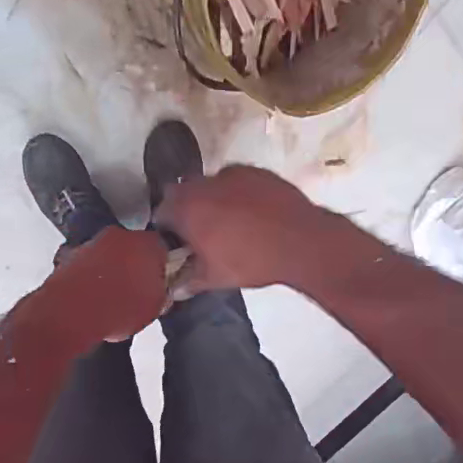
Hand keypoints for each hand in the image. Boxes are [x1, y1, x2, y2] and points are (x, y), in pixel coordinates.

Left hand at [16, 227, 168, 342]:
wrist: (70, 314)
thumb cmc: (118, 307)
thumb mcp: (156, 307)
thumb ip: (163, 292)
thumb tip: (161, 292)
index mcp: (148, 243)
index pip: (164, 248)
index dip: (165, 265)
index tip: (163, 280)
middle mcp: (120, 236)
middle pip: (135, 248)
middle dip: (137, 265)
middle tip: (140, 289)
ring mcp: (92, 243)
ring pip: (109, 254)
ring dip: (113, 269)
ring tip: (115, 298)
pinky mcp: (69, 255)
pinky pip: (88, 265)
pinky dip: (91, 276)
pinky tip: (94, 299)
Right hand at [157, 165, 350, 291]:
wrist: (302, 241)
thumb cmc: (252, 261)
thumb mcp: (215, 278)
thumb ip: (189, 282)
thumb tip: (175, 290)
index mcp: (186, 207)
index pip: (161, 213)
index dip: (167, 230)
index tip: (178, 244)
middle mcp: (204, 183)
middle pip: (185, 194)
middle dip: (190, 212)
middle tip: (204, 235)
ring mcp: (233, 173)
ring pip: (213, 186)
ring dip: (215, 201)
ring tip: (234, 226)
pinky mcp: (259, 172)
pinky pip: (240, 183)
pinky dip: (241, 195)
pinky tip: (256, 215)